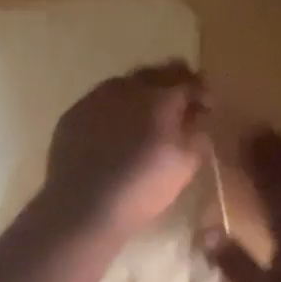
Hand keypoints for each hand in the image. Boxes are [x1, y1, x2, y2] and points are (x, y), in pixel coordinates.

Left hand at [41, 61, 209, 234]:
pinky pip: (100, 101)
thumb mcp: (186, 166)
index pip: (187, 81)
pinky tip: (115, 127)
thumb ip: (198, 135)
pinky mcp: (73, 113)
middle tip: (180, 101)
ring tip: (147, 113)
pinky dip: (115, 107)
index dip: (201, 90)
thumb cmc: (142, 188)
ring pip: (125, 84)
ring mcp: (95, 98)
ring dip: (141, 92)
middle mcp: (126, 88)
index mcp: (159, 97)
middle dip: (172, 82)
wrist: (83, 207)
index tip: (207, 105)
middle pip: (155, 74)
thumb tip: (197, 119)